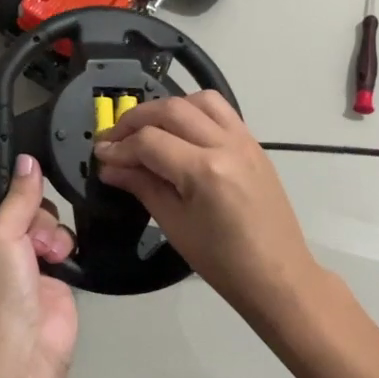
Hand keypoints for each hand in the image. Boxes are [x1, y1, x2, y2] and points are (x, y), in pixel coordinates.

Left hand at [0, 154, 77, 377]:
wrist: (27, 349)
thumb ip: (18, 195)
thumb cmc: (1, 290)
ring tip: (46, 252)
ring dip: (50, 228)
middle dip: (34, 200)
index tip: (19, 138)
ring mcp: (26, 250)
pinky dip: (64, 244)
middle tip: (33, 222)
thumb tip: (27, 160)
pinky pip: (63, 236)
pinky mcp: (52, 265)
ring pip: (46, 214)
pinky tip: (60, 260)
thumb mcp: (2, 234)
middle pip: (22, 193)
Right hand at [92, 92, 325, 318]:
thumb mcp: (174, 225)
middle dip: (135, 119)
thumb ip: (141, 186)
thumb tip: (109, 166)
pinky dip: (194, 110)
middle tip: (115, 138)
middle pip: (170, 110)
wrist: (278, 277)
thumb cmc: (222, 261)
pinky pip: (221, 111)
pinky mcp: (254, 144)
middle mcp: (226, 145)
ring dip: (166, 108)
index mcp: (205, 171)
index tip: (100, 156)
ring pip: (198, 100)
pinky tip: (180, 131)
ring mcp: (244, 141)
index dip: (119, 146)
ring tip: (148, 129)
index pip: (149, 141)